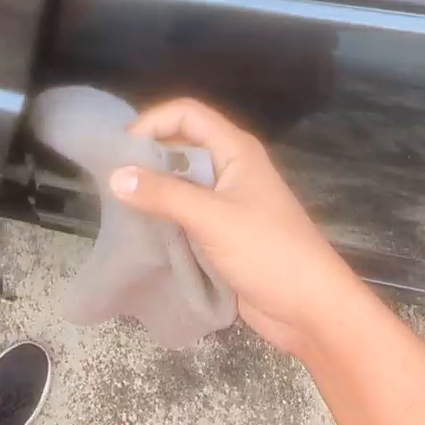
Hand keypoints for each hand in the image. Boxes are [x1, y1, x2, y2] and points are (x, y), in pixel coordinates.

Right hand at [109, 98, 368, 359]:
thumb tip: (116, 176)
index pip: (186, 113)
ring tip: (118, 204)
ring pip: (179, 180)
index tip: (121, 149)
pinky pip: (183, 211)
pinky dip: (162, 215)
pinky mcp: (221, 231)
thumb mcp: (213, 219)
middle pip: (180, 144)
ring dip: (152, 189)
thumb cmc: (270, 253)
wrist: (312, 311)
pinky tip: (139, 230)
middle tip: (112, 177)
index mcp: (235, 150)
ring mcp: (226, 200)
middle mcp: (229, 167)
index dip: (152, 122)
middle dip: (147, 156)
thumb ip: (165, 194)